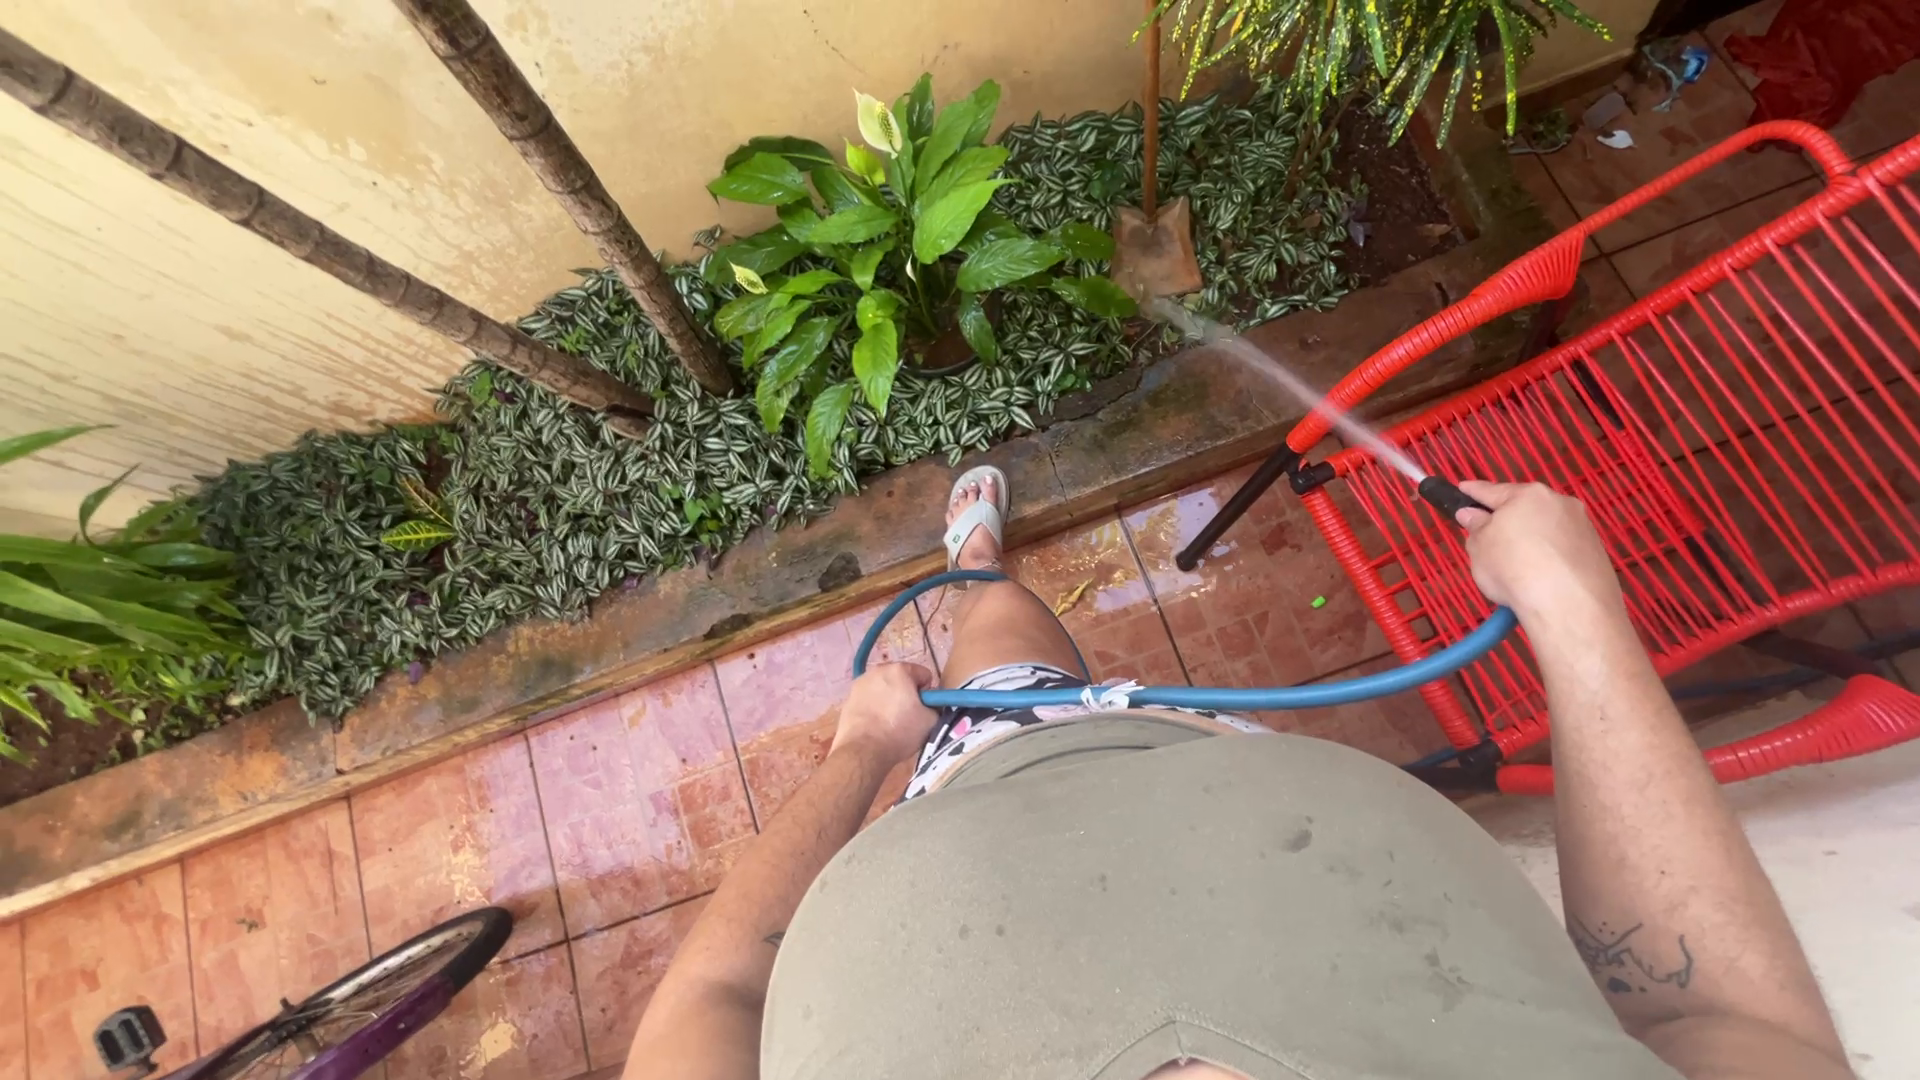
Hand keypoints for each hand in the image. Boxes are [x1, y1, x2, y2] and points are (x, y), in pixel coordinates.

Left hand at [831, 662, 937, 763]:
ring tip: (890, 723)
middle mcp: (878, 670)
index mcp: (899, 670)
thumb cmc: (899, 732)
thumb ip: (936, 706)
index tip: (923, 709)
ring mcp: (860, 683)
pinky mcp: (848, 698)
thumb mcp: (931, 720)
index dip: (927, 693)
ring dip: (889, 699)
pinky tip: (875, 726)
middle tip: (908, 716)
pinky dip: (874, 708)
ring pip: (884, 689)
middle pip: (902, 679)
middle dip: (907, 693)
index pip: (924, 674)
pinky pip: (869, 699)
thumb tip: (930, 704)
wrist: (862, 751)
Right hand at [1454, 480, 1625, 622]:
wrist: (1569, 603)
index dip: (1472, 491)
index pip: (1491, 490)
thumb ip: (1475, 527)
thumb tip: (1473, 515)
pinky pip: (1560, 545)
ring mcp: (1582, 525)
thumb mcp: (1479, 547)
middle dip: (1505, 516)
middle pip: (1523, 506)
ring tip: (1513, 560)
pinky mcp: (1596, 549)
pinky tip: (1537, 572)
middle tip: (1486, 533)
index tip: (1461, 488)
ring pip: (1544, 525)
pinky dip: (1546, 553)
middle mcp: (1559, 502)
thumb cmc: (1513, 567)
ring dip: (1528, 535)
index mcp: (1527, 495)